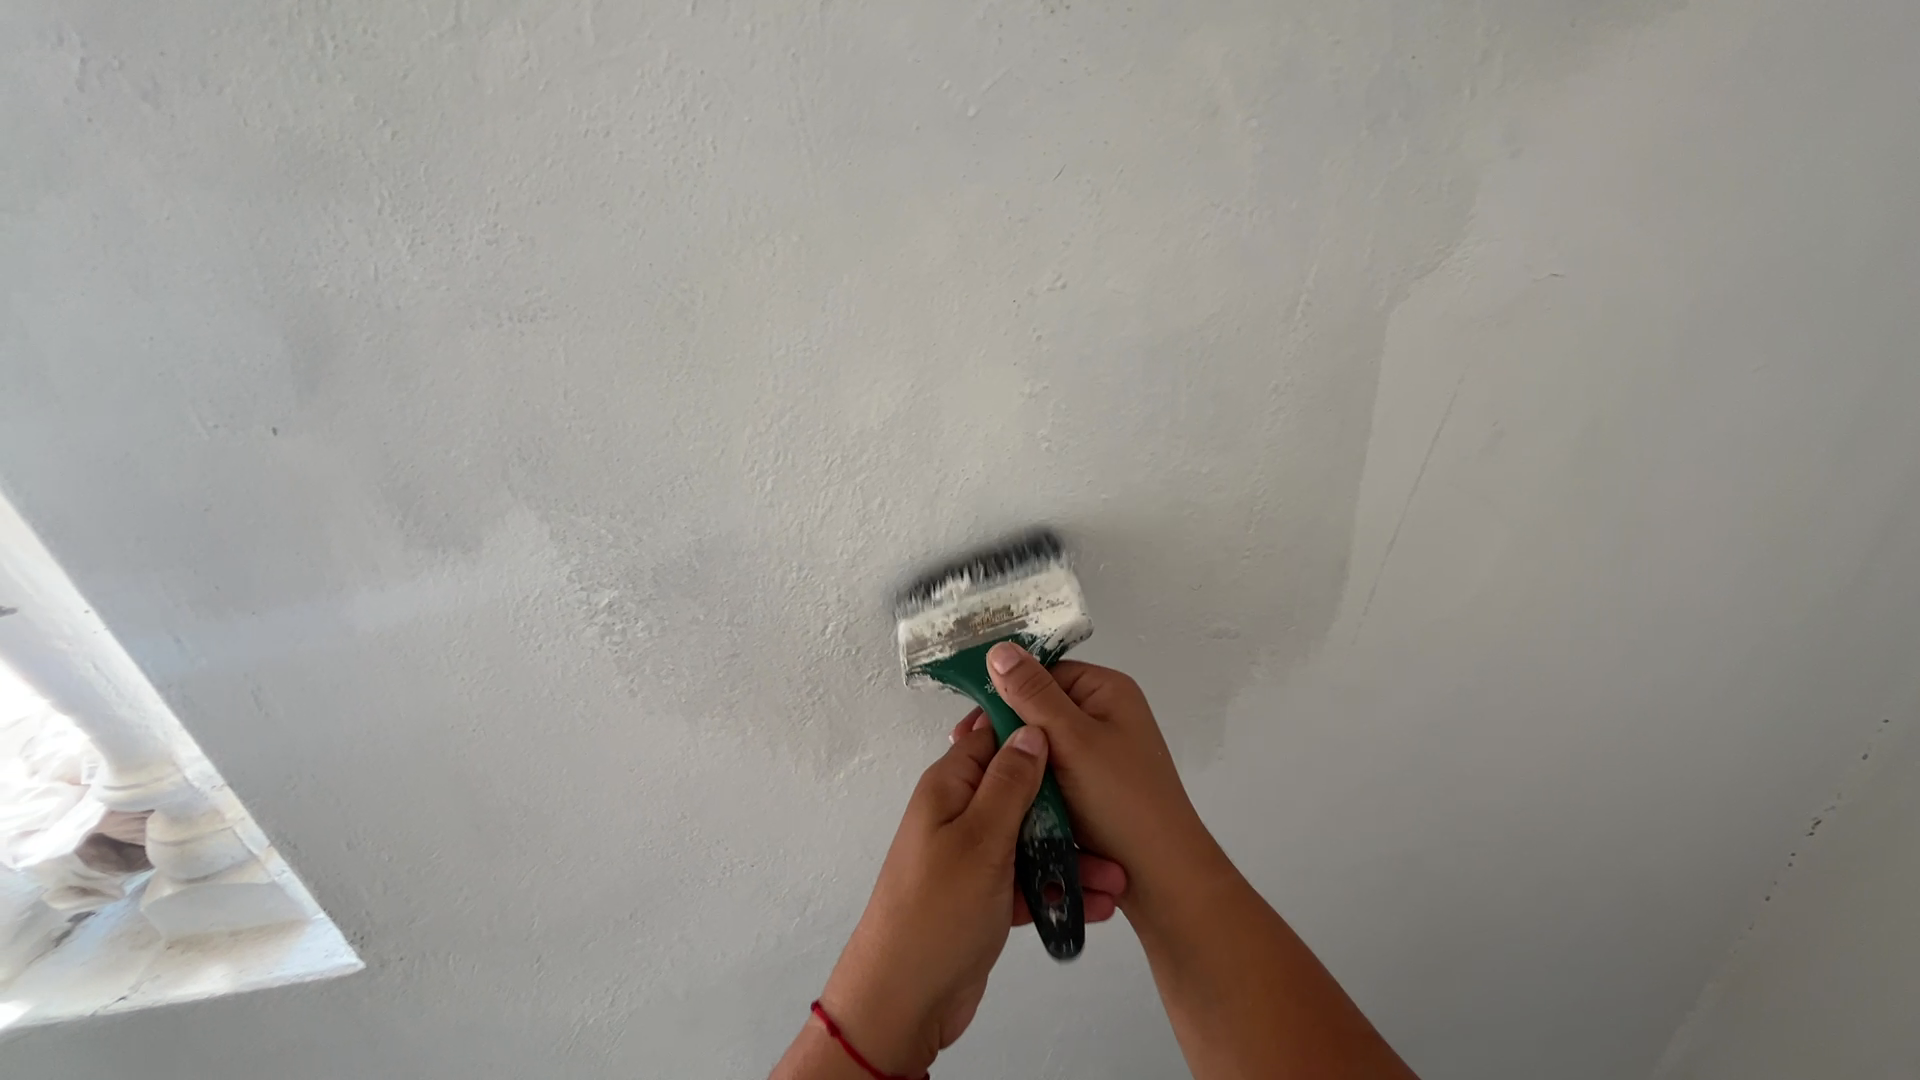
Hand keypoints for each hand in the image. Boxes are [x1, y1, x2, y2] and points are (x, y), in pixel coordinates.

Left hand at [811, 714, 1126, 1075]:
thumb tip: (1030, 729)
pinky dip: (1057, 890)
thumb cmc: (937, 912)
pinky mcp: (985, 897)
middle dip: (1066, 807)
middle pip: (1021, 791)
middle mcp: (960, 815)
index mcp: (950, 787)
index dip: (1033, 732)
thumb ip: (1009, 783)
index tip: (1079, 738)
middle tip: (1109, 821)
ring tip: (1117, 877)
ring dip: (1071, 855)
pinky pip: (1028, 881)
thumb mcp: (980, 838)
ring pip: (1030, 839)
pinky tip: (1097, 905)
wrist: (905, 1002)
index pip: (992, 738)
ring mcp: (973, 858)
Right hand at [984, 643, 1226, 924]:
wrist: (1160, 877)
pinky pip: (1052, 770)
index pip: (1044, 674)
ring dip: (1016, 758)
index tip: (971, 724)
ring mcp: (1100, 751)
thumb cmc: (1119, 799)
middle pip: (1041, 707)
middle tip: (969, 751)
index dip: (1006, 693)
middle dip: (1007, 728)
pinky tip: (1007, 794)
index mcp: (1107, 690)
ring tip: (982, 776)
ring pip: (1043, 743)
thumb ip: (1032, 694)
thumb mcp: (1071, 739)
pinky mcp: (1093, 784)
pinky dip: (1030, 779)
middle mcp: (1106, 714)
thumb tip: (999, 648)